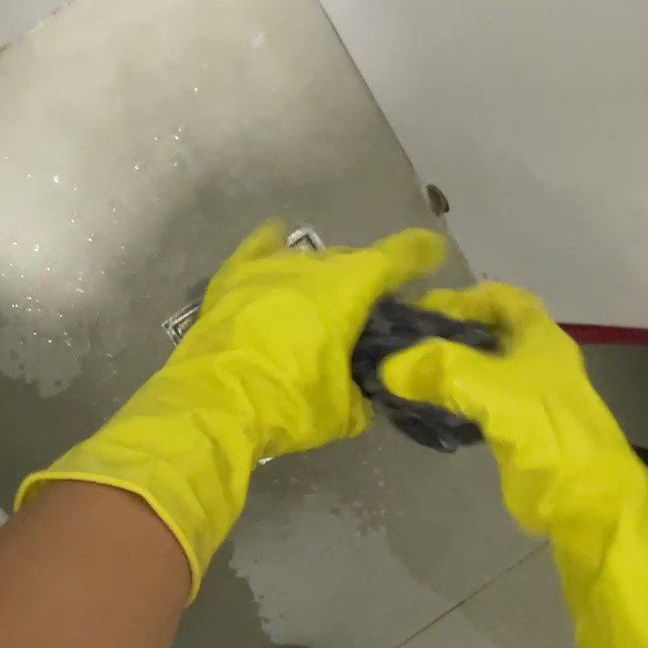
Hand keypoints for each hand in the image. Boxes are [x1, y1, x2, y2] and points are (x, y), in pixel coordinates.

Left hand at [19, 220, 446, 599]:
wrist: (213, 406)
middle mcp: (310, 265)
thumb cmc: (287, 405)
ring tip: (324, 300)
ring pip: (306, 259)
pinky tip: (276, 235)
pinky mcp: (231, 281)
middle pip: (349, 260)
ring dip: (321, 276)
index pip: (395, 258)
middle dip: (365, 280)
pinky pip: (256, 251)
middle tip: (369, 310)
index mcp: (347, 289)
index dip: (419, 255)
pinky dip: (269, 245)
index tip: (433, 256)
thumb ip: (361, 397)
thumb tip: (363, 397)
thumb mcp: (340, 412)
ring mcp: (266, 269)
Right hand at [382, 282, 647, 647]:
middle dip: (443, 336)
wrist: (585, 500)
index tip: (420, 313)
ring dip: (442, 371)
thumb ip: (439, 370)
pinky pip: (473, 405)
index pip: (501, 299)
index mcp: (540, 339)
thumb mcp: (492, 389)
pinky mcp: (514, 434)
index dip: (462, 299)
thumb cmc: (548, 433)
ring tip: (399, 377)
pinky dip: (447, 401)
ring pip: (477, 371)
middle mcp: (534, 363)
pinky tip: (421, 411)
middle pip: (484, 335)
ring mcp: (526, 400)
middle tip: (397, 346)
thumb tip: (387, 368)